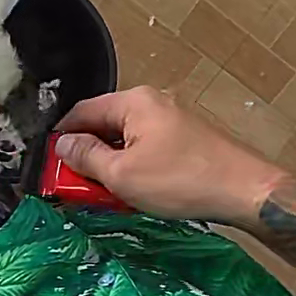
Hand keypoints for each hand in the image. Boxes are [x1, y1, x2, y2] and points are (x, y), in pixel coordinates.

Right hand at [53, 86, 289, 225]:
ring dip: (112, 165)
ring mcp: (174, 120)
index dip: (62, 137)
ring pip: (128, 140)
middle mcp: (154, 103)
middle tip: (76, 186)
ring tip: (104, 194)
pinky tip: (135, 192)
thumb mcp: (122, 175)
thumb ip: (86, 158)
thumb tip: (62, 144)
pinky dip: (135, 167)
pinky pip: (149, 149)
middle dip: (88, 154)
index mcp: (134, 102)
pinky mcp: (188, 140)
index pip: (83, 111)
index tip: (50, 165)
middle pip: (106, 124)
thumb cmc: (180, 181)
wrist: (245, 191)